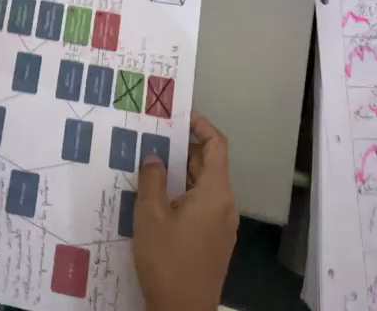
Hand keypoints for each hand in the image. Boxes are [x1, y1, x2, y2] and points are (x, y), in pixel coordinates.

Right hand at [133, 112, 238, 310]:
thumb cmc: (168, 261)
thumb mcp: (151, 215)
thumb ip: (152, 179)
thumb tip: (155, 158)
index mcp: (216, 193)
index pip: (217, 145)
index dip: (201, 125)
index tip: (180, 115)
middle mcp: (225, 205)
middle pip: (210, 165)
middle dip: (184, 149)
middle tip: (155, 138)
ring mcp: (222, 226)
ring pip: (205, 186)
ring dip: (182, 173)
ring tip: (152, 165)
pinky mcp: (214, 242)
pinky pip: (203, 205)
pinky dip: (185, 193)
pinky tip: (159, 199)